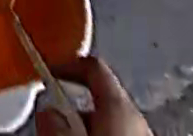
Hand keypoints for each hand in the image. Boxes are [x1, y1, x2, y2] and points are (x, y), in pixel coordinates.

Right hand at [37, 57, 152, 135]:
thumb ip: (55, 119)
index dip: (67, 63)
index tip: (47, 69)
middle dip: (75, 101)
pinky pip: (119, 132)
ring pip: (111, 118)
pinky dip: (103, 132)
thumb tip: (47, 111)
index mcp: (120, 106)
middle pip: (101, 94)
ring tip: (71, 131)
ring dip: (89, 122)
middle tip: (55, 113)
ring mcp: (145, 134)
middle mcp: (138, 118)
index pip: (92, 65)